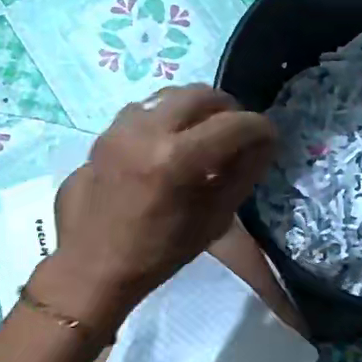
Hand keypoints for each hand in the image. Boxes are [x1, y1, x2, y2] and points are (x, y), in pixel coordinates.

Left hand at [34, 85, 276, 328]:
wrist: (91, 267)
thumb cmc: (159, 253)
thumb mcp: (214, 219)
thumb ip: (243, 175)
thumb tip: (264, 144)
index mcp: (177, 158)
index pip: (234, 124)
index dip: (260, 129)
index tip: (270, 138)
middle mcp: (147, 131)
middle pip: (201, 94)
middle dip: (228, 109)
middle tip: (239, 131)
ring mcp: (120, 128)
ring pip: (170, 96)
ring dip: (195, 109)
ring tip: (204, 135)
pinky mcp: (103, 133)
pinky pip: (144, 110)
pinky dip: (166, 117)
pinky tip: (170, 143)